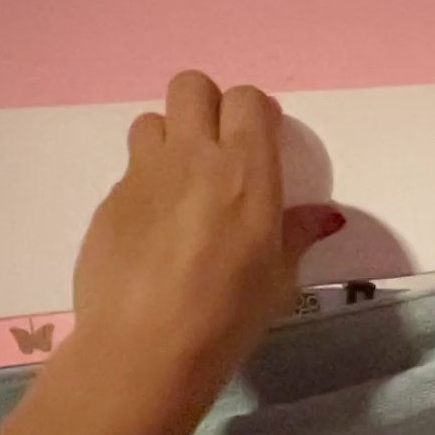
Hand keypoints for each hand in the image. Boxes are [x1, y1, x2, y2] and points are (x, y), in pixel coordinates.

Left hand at [70, 71, 344, 393]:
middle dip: (211, 107)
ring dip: (173, 140)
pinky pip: (132, 172)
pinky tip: (158, 234)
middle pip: (192, 86)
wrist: (145, 348)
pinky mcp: (108, 202)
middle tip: (223, 152)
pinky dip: (150, 187)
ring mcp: (142, 176)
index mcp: (244, 172)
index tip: (266, 141)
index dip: (259, 113)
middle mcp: (190, 157)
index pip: (248, 100)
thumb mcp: (280, 281)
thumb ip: (298, 235)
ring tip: (186, 187)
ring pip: (153, 121)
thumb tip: (325, 216)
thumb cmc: (229, 316)